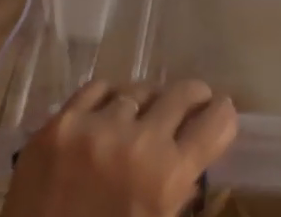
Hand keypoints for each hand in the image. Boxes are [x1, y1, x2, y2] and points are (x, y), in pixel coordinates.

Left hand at [4, 79, 238, 216]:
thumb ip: (181, 192)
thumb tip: (192, 156)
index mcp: (168, 178)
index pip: (217, 120)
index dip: (222, 115)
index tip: (218, 114)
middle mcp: (138, 142)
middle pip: (182, 92)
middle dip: (192, 99)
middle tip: (187, 108)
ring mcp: (96, 128)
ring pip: (138, 91)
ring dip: (145, 105)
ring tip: (138, 120)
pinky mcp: (59, 124)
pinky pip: (98, 89)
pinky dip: (108, 100)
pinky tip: (105, 116)